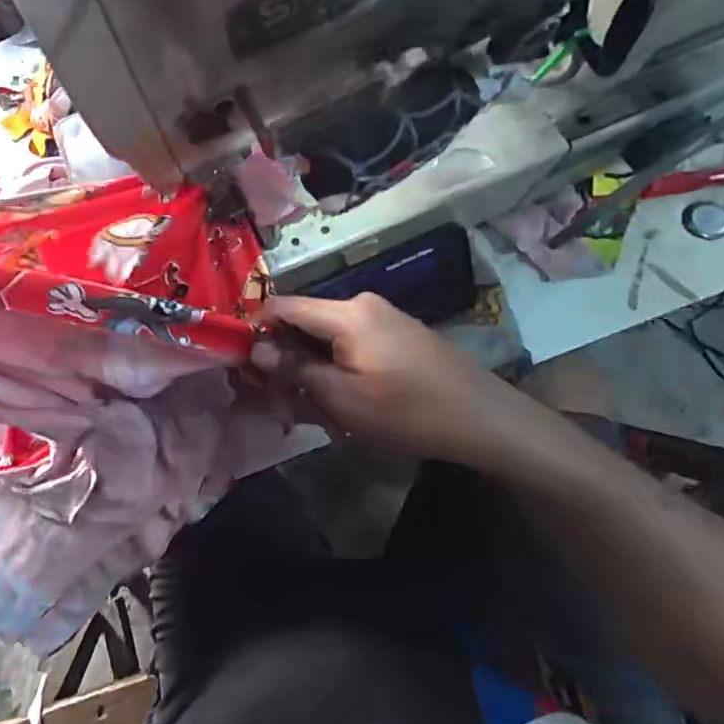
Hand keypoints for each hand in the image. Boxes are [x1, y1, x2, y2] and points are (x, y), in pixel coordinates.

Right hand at [251, 293, 548, 466]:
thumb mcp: (342, 397)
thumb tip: (253, 349)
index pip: (283, 306)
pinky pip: (350, 347)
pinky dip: (334, 373)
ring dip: (309, 374)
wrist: (482, 418)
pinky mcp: (396, 336)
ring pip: (326, 341)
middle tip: (275, 404)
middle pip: (304, 325)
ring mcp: (382, 319)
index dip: (255, 331)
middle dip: (283, 363)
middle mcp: (362, 305)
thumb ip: (294, 370)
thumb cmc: (407, 411)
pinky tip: (338, 406)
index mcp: (346, 312)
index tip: (240, 366)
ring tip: (307, 415)